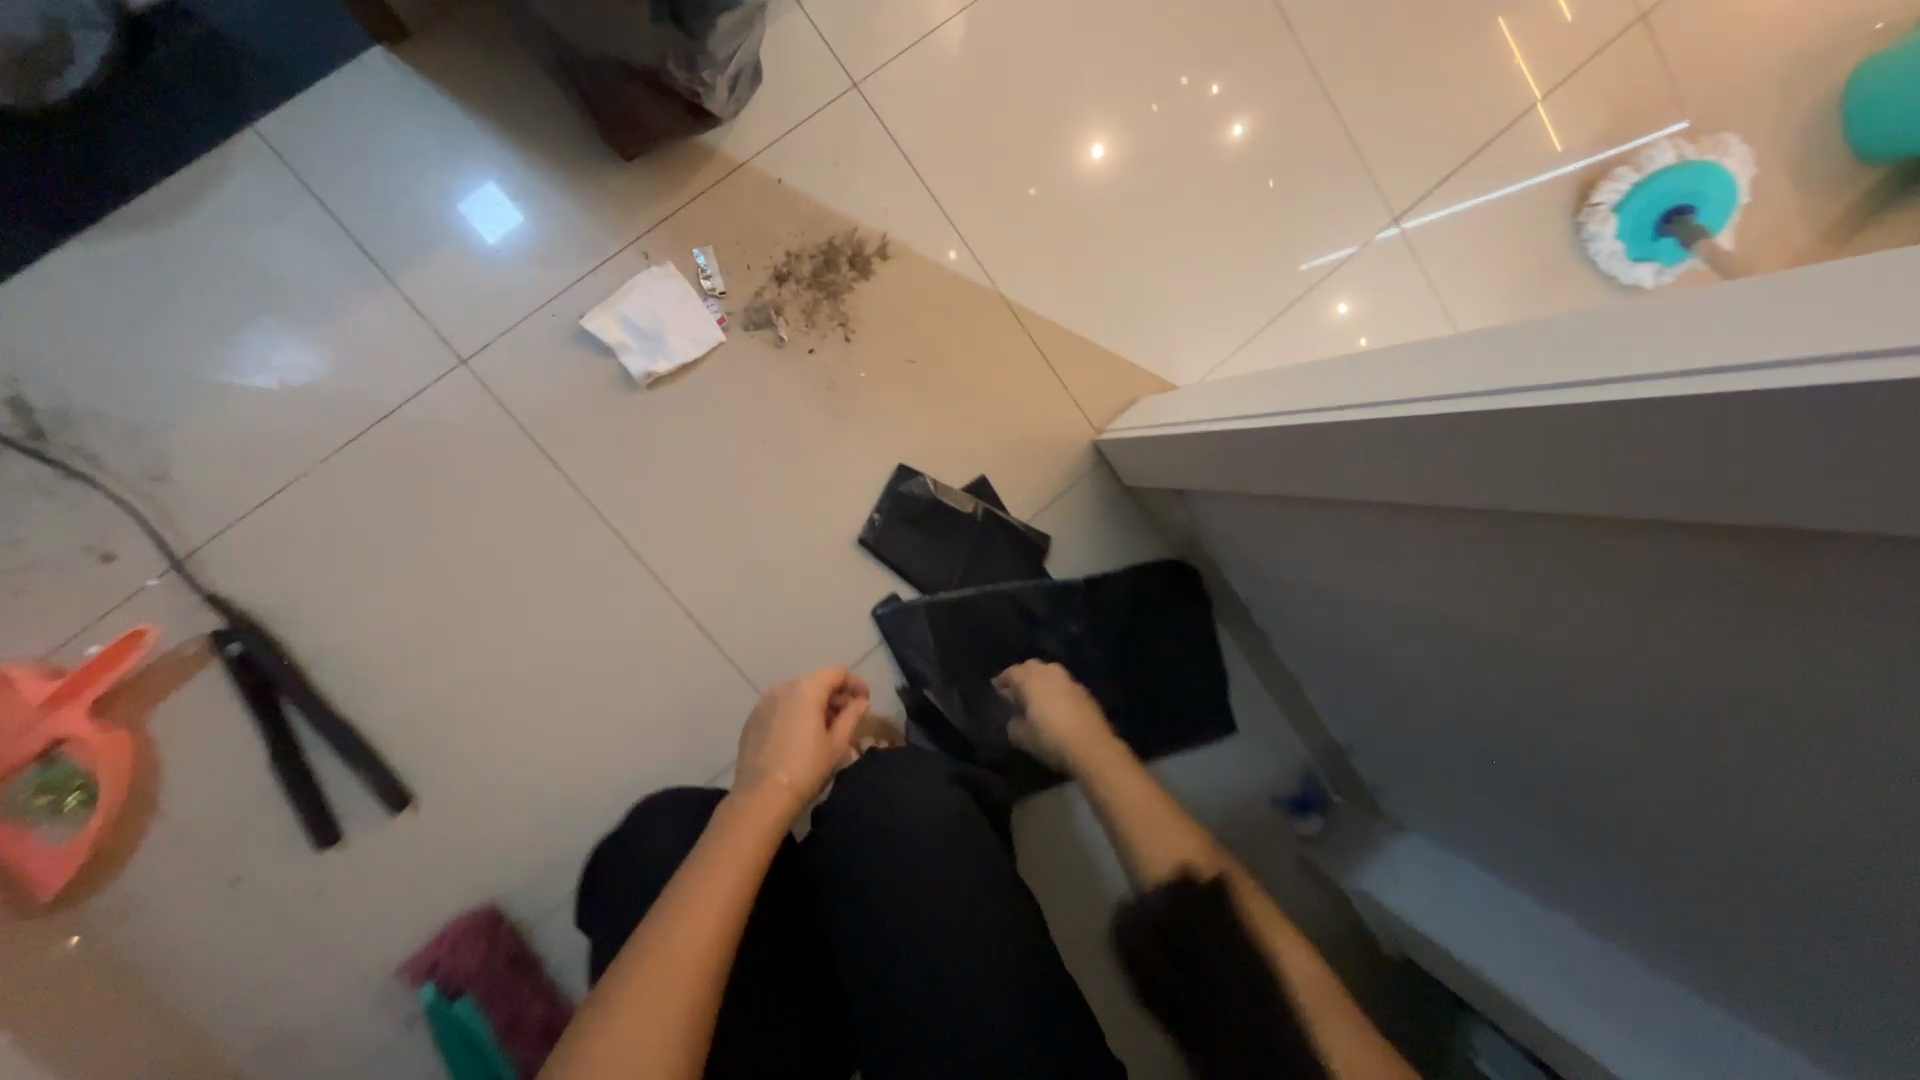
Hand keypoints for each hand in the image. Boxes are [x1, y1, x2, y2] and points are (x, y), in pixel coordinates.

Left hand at [735, 667, 869, 814]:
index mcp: (806, 689)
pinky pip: (780, 707)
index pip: (837, 673)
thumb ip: (852, 716)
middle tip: (848, 718)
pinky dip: (795, 714)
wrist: (762, 796)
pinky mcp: (752, 719)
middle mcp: (783, 688)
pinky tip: (800, 738)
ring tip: (825, 730)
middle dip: (835, 696)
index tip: (865, 701)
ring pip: (797, 694)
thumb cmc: (806, 768)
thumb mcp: (837, 744)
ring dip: (815, 705)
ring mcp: (764, 703)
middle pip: (816, 682)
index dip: (855, 683)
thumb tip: (860, 702)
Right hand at [994, 661, 1117, 772]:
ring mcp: (1070, 681)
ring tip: (1035, 696)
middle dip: (1022, 675)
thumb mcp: (1022, 737)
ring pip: (1050, 672)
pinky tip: (1054, 704)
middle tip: (1015, 690)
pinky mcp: (1085, 692)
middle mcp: (1050, 673)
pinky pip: (1063, 684)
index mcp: (1031, 680)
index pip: (1012, 672)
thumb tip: (1016, 718)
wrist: (1092, 747)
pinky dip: (1055, 689)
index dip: (1002, 680)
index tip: (996, 688)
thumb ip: (1013, 723)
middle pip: (1032, 666)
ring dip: (1040, 680)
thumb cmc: (1050, 739)